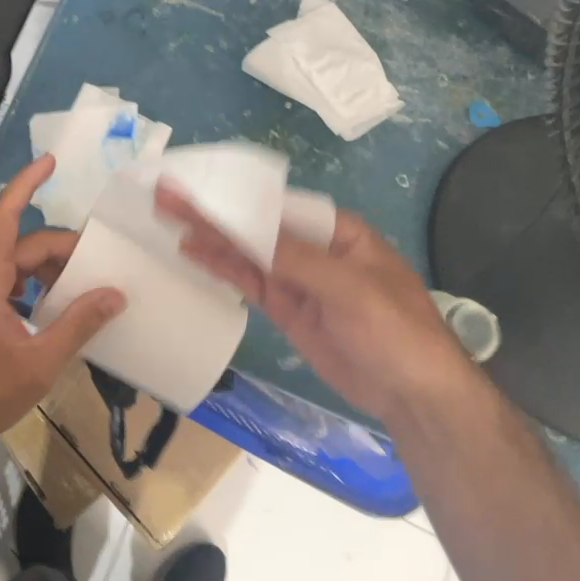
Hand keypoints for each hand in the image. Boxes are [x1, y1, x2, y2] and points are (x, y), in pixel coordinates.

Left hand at [0, 155, 126, 459]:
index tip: (49, 161)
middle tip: (102, 263)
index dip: (26, 185)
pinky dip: (34, 286)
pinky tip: (58, 305)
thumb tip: (115, 293)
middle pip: (22, 245)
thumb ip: (78, 323)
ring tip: (85, 286)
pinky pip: (8, 282)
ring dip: (49, 270)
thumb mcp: (40, 361)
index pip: (6, 217)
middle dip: (62, 249)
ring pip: (16, 264)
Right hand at [155, 187, 472, 420]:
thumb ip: (293, 257)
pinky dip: (220, 266)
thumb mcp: (348, 288)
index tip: (195, 184)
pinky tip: (191, 251)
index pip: (276, 206)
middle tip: (165, 195)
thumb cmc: (394, 330)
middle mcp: (312, 248)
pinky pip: (248, 281)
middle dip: (212, 212)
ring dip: (208, 236)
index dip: (235, 196)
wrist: (414, 396)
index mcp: (335, 230)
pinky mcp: (285, 309)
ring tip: (166, 215)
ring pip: (245, 253)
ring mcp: (297, 280)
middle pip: (254, 226)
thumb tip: (243, 230)